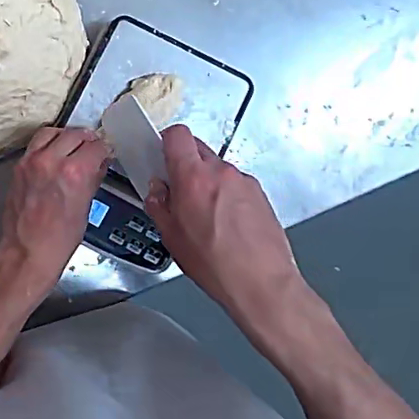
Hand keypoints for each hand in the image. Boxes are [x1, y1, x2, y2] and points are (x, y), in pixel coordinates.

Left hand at [0, 127, 109, 295]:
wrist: (28, 251)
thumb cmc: (57, 239)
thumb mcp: (86, 207)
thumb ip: (93, 179)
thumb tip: (98, 165)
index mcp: (74, 173)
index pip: (96, 146)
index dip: (105, 148)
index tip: (106, 151)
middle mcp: (51, 162)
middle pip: (76, 134)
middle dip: (89, 139)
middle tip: (94, 146)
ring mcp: (32, 162)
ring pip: (53, 132)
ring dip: (67, 136)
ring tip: (74, 144)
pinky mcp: (20, 166)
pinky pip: (36, 143)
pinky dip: (48, 142)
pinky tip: (55, 151)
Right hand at [146, 125, 307, 326]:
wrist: (261, 283)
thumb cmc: (219, 264)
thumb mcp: (172, 237)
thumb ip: (159, 206)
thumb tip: (157, 193)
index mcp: (193, 177)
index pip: (178, 135)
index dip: (168, 140)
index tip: (163, 153)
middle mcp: (220, 172)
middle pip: (198, 149)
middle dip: (186, 165)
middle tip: (179, 189)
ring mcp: (243, 181)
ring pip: (218, 169)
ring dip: (208, 183)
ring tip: (205, 216)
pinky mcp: (259, 194)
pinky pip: (236, 184)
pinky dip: (228, 196)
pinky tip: (225, 223)